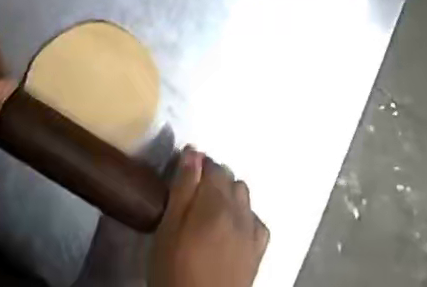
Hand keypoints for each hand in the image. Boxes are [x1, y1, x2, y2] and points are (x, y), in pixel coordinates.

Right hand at [150, 147, 268, 286]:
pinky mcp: (258, 253)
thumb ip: (182, 188)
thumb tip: (193, 152)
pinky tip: (233, 229)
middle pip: (230, 179)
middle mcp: (239, 210)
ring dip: (230, 195)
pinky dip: (246, 218)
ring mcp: (252, 232)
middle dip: (213, 179)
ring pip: (244, 196)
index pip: (212, 166)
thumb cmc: (175, 273)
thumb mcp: (168, 230)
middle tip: (193, 197)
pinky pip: (257, 222)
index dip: (198, 166)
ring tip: (211, 212)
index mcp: (216, 202)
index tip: (184, 175)